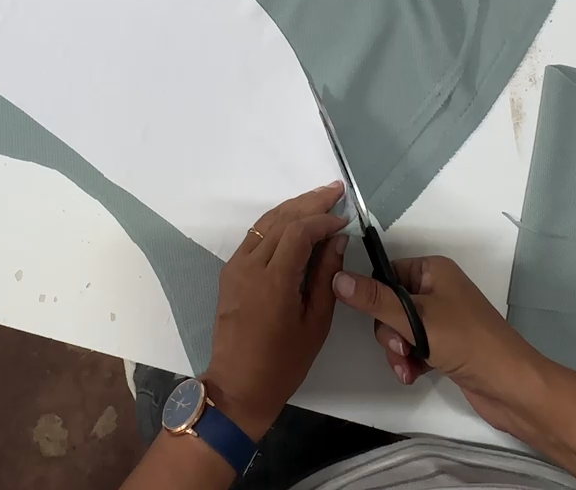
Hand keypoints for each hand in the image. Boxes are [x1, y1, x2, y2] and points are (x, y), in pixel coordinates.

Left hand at [201, 183, 348, 438]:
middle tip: (336, 189)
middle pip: (282, 219)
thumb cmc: (283, 362)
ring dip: (293, 207)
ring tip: (319, 197)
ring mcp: (237, 265)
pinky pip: (256, 235)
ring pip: (267, 222)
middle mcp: (251, 265)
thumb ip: (326, 276)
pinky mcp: (230, 269)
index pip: (300, 232)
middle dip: (311, 202)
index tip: (344, 219)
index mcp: (274, 280)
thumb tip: (337, 240)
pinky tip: (294, 219)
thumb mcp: (315, 323)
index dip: (323, 220)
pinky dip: (277, 222)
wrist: (238, 384)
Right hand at [332, 255, 548, 440]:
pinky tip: (413, 376)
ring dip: (397, 350)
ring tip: (407, 369)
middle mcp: (437, 289)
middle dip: (388, 332)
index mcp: (432, 270)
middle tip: (400, 349)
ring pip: (399, 329)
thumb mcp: (416, 320)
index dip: (376, 298)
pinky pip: (413, 345)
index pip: (387, 274)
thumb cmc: (467, 343)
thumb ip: (375, 300)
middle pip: (390, 305)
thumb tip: (337, 277)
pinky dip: (409, 360)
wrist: (512, 389)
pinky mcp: (446, 345)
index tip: (377, 321)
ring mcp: (442, 318)